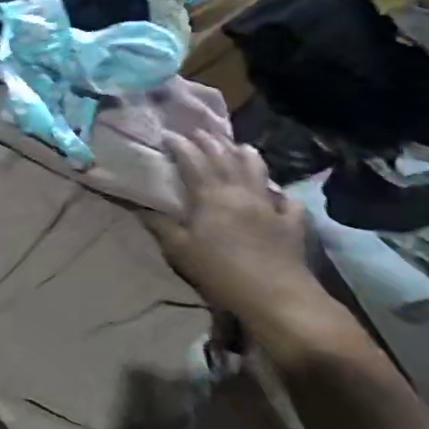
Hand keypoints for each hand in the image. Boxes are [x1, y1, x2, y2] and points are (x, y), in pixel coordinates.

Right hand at [143, 132, 331, 344]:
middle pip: (224, 159)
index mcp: (210, 197)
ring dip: (246, 155)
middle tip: (199, 132)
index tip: (168, 135)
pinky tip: (277, 194)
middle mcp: (239, 193)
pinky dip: (280, 193)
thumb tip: (139, 207)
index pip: (192, 162)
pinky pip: (286, 202)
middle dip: (210, 143)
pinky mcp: (290, 224)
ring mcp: (268, 206)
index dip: (180, 146)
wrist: (275, 296)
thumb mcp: (179, 250)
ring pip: (258, 171)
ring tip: (240, 146)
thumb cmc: (219, 271)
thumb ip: (160, 226)